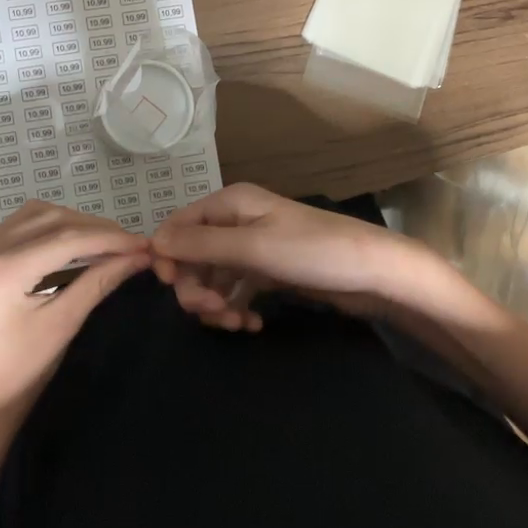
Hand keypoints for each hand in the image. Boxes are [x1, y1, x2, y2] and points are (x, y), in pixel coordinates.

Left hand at [0, 202, 150, 433]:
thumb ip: (99, 282)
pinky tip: (72, 244)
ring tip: (105, 242)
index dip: (110, 238)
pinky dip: (48, 229)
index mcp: (2, 270)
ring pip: (33, 217)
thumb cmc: (19, 375)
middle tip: (130, 244)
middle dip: (94, 228)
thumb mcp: (62, 325)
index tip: (144, 244)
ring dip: (71, 223)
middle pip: (50, 219)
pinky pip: (16, 229)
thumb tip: (139, 257)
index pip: (67, 238)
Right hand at [149, 183, 452, 329]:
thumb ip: (201, 246)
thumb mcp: (254, 248)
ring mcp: (254, 248)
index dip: (168, 257)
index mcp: (230, 204)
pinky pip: (236, 290)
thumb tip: (152, 244)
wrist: (376, 273)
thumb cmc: (314, 253)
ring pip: (213, 277)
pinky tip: (251, 324)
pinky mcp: (269, 272)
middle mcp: (237, 221)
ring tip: (236, 324)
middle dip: (195, 287)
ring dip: (215, 303)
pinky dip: (236, 308)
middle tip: (213, 313)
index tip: (171, 288)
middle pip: (192, 256)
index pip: (177, 226)